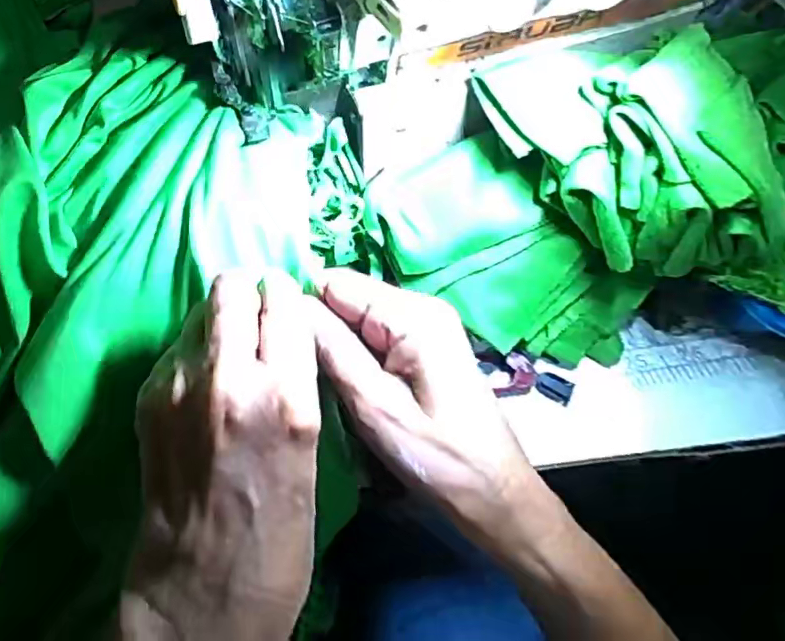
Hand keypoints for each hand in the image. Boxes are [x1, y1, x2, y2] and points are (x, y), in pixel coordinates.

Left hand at [120, 270, 320, 640]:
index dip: (282, 294)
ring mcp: (178, 382)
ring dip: (216, 321)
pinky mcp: (148, 391)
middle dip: (245, 291)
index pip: (281, 300)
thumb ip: (291, 379)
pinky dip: (193, 353)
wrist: (199, 583)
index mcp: (284, 397)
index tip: (281, 299)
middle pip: (230, 287)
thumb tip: (279, 325)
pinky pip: (177, 347)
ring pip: (199, 311)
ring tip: (226, 352)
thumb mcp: (309, 452)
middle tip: (251, 312)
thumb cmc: (276, 533)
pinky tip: (199, 385)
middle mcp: (227, 377)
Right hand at [303, 270, 541, 550]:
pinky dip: (349, 350)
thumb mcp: (375, 407)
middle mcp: (418, 306)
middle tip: (302, 367)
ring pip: (350, 312)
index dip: (301, 307)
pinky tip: (345, 379)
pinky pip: (367, 329)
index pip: (332, 281)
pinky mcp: (420, 341)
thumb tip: (287, 301)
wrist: (501, 503)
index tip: (282, 343)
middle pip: (342, 294)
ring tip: (321, 376)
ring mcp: (422, 322)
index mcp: (412, 315)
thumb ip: (330, 348)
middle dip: (316, 325)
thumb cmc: (441, 462)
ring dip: (331, 340)